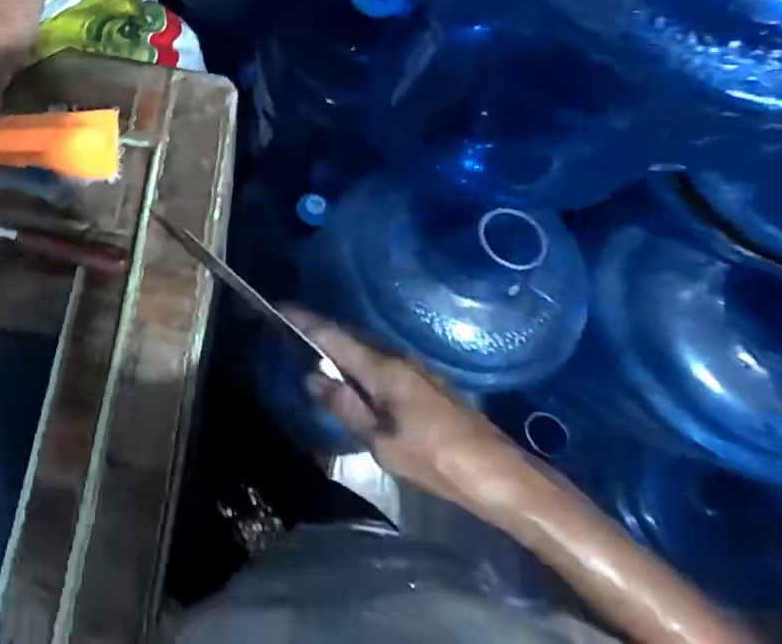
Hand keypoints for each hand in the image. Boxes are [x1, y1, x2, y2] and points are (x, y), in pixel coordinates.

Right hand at [288, 309, 546, 522]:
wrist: (500, 474)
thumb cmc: (437, 461)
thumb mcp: (382, 443)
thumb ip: (346, 407)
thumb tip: (313, 378)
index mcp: (383, 369)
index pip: (334, 336)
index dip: (305, 321)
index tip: (280, 308)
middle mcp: (398, 359)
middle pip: (350, 337)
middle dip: (320, 333)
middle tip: (291, 334)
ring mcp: (416, 369)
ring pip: (367, 350)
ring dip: (340, 350)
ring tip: (315, 358)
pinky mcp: (426, 383)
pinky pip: (381, 363)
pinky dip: (359, 365)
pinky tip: (353, 382)